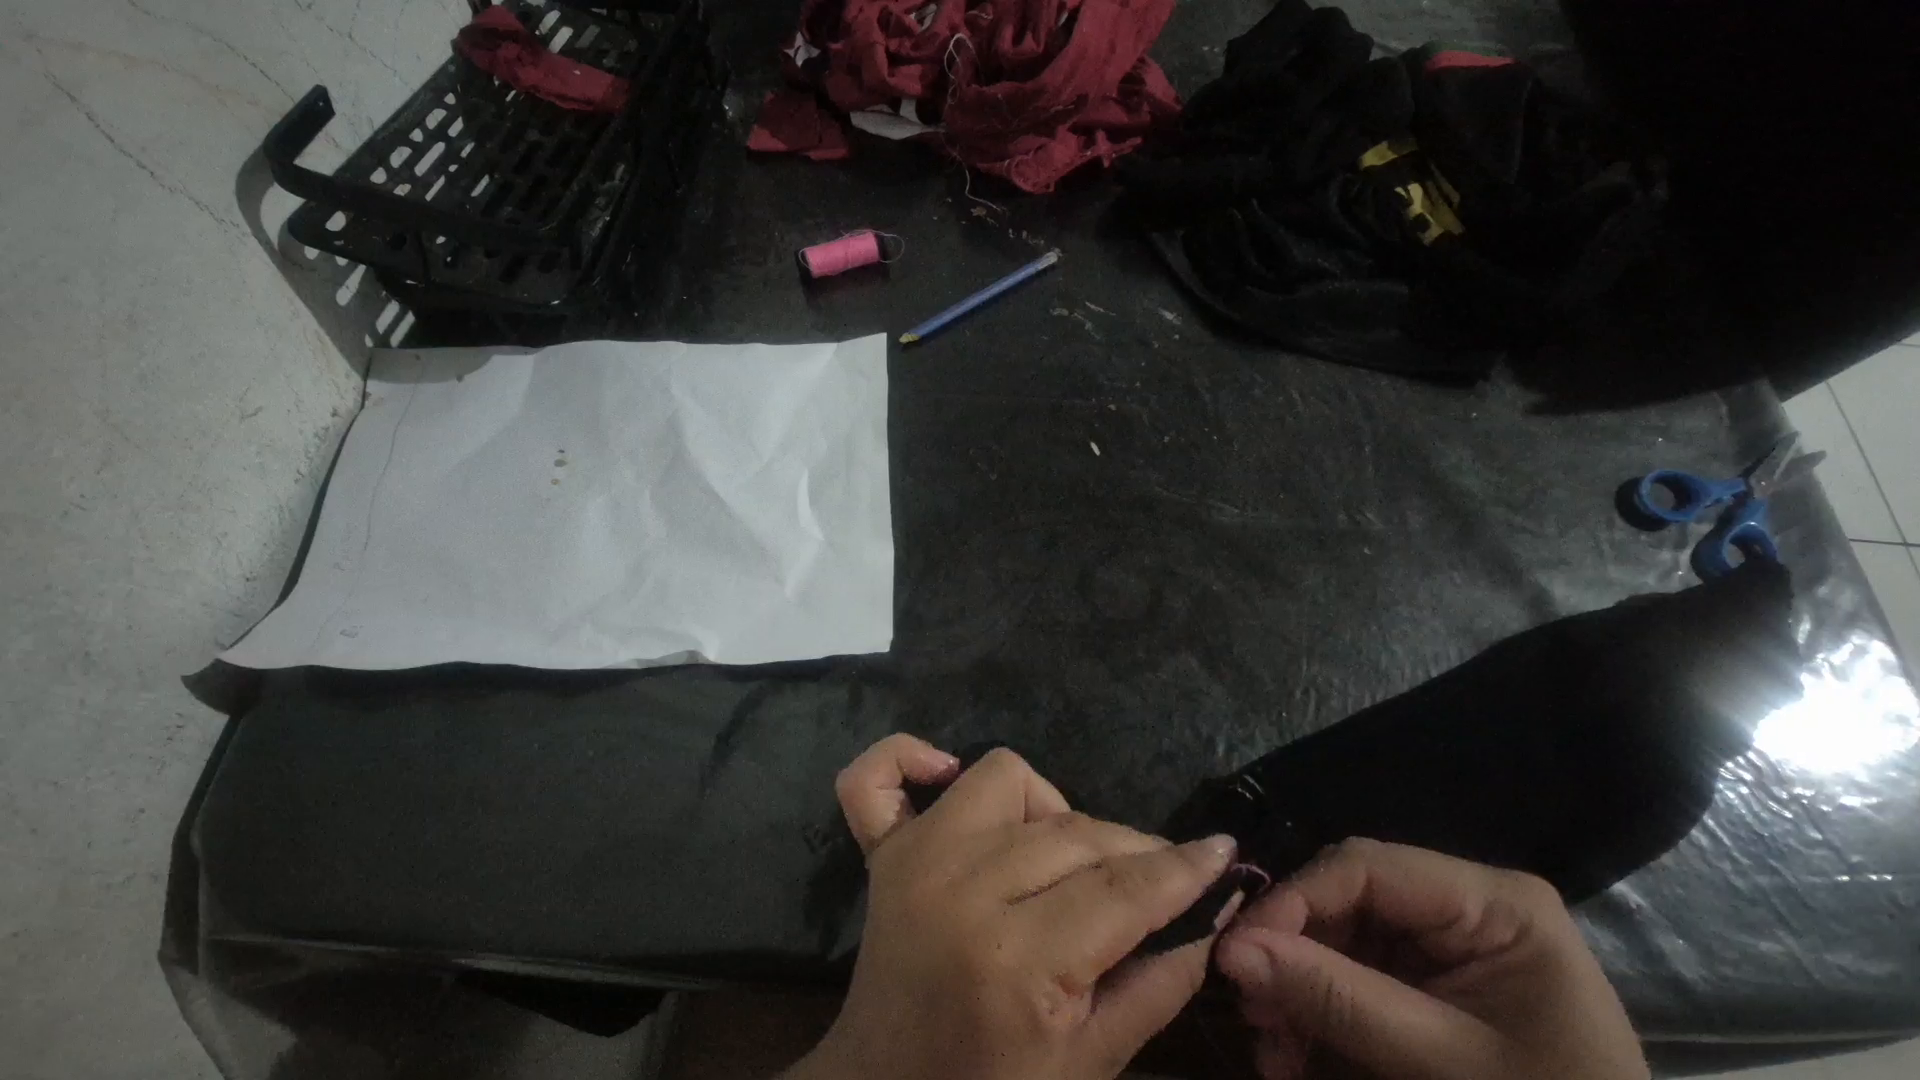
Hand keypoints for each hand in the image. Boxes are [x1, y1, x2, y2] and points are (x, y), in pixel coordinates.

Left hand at [791, 735, 1238, 1079]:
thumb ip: (1158, 984)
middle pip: (1074, 833)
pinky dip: (909, 757)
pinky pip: (876, 777)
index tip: (1224, 852)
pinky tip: (946, 774)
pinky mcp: (881, 852)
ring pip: (1006, 779)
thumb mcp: (1090, 1061)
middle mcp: (960, 888)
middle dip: (1136, 849)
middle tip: (1163, 874)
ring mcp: (913, 859)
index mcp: (1013, 959)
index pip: (1120, 890)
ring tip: (1065, 860)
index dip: (1182, 869)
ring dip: (1051, 810)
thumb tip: (1214, 911)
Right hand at [1217, 839, 1648, 1079]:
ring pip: (1338, 936)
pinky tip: (1294, 1052)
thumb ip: (1338, 1000)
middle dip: (1291, 954)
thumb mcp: (1443, 1064)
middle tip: (1251, 1011)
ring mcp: (1446, 942)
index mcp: (1495, 903)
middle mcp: (1466, 904)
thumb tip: (1230, 949)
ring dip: (1295, 988)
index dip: (1293, 900)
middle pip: (1345, 899)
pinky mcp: (1430, 979)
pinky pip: (1353, 973)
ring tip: (1271, 1050)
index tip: (1237, 953)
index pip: (1365, 867)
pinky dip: (1316, 1009)